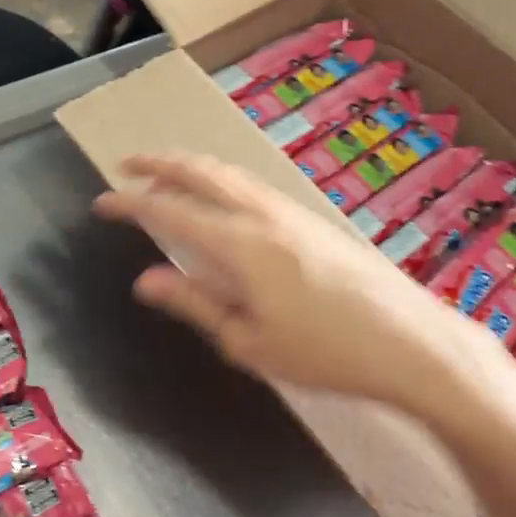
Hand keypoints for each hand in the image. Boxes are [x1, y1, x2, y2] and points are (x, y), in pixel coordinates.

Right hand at [94, 152, 505, 417]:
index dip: (129, 203)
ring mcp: (290, 210)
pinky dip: (219, 176)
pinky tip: (221, 195)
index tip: (100, 202)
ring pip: (228, 171)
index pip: (168, 211)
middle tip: (126, 165)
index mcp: (238, 244)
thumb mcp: (249, 341)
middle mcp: (260, 213)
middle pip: (199, 172)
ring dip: (190, 165)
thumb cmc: (326, 353)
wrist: (415, 343)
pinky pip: (250, 182)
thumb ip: (194, 303)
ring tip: (166, 174)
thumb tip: (144, 279)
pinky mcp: (311, 217)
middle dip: (158, 163)